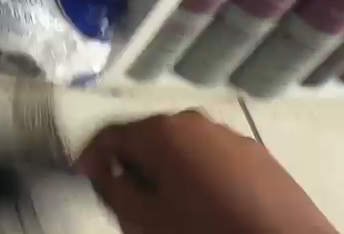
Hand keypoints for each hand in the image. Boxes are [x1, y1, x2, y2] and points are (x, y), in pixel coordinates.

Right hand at [74, 110, 336, 233]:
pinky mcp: (260, 156)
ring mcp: (228, 135)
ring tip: (171, 204)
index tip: (83, 176)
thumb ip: (116, 193)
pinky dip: (202, 175)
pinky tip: (209, 205)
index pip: (110, 135)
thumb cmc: (208, 233)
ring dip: (169, 170)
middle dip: (134, 164)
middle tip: (129, 197)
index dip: (92, 156)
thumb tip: (108, 175)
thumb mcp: (147, 221)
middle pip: (148, 138)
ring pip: (184, 148)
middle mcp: (190, 120)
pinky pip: (215, 159)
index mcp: (159, 130)